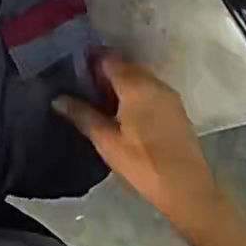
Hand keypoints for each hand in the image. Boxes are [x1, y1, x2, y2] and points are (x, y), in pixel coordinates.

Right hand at [53, 53, 224, 230]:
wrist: (186, 187)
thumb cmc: (143, 163)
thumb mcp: (107, 142)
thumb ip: (83, 116)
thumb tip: (58, 98)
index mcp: (136, 85)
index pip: (110, 59)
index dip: (92, 59)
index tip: (75, 67)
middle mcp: (154, 82)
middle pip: (126, 65)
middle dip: (105, 70)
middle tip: (84, 85)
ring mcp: (168, 93)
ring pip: (139, 76)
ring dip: (121, 81)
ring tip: (101, 99)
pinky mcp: (175, 107)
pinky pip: (150, 88)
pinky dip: (135, 91)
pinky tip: (124, 110)